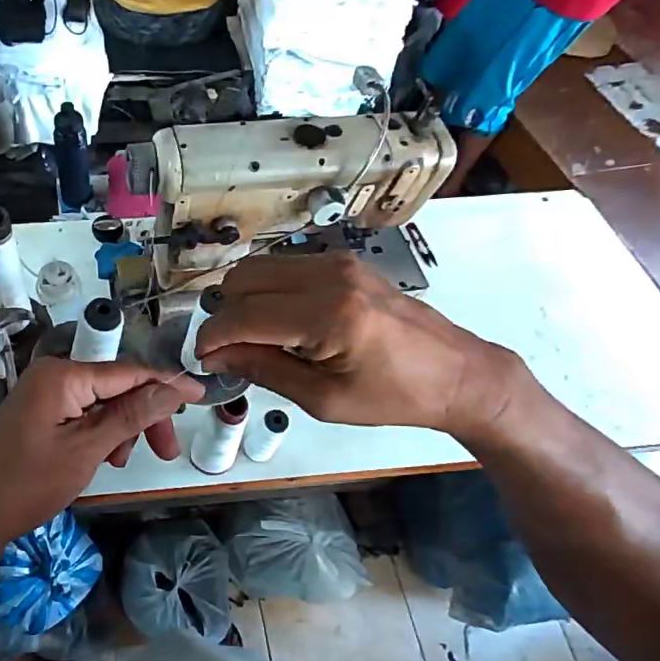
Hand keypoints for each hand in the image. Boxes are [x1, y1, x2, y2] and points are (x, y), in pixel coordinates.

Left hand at [0, 358, 200, 556]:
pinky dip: (99, 435)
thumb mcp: (87, 449)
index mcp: (63, 375)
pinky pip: (81, 415)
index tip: (201, 395)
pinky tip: (102, 458)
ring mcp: (42, 395)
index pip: (129, 371)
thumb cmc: (28, 483)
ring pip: (101, 404)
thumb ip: (131, 415)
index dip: (167, 384)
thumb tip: (172, 388)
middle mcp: (52, 375)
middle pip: (116, 387)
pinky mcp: (37, 415)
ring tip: (121, 462)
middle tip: (165, 452)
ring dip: (122, 429)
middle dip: (143, 416)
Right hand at [194, 253, 532, 441]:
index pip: (243, 315)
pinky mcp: (343, 261)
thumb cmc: (394, 397)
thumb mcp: (322, 399)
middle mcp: (329, 275)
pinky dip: (266, 291)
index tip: (202, 360)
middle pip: (242, 280)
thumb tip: (215, 357)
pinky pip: (283, 267)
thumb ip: (263, 370)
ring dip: (243, 301)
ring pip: (257, 267)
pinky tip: (280, 323)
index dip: (212, 338)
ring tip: (254, 339)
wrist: (457, 374)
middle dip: (225, 316)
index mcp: (328, 315)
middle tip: (230, 353)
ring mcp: (337, 262)